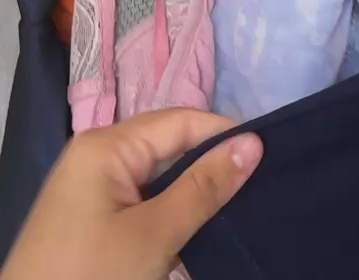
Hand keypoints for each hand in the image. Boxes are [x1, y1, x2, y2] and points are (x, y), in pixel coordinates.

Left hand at [0, 109, 262, 279]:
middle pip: (168, 142)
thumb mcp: (154, 236)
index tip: (269, 152)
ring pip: (157, 172)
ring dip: (192, 186)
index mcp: (105, 145)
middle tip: (258, 179)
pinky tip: (198, 222)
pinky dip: (170, 206)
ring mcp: (90, 187)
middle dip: (210, 159)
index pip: (180, 121)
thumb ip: (204, 186)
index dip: (224, 133)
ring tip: (237, 199)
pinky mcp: (89, 218)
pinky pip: (142, 196)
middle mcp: (95, 154)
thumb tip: (253, 141)